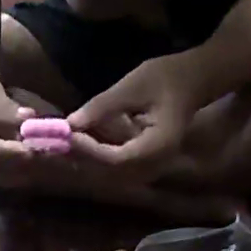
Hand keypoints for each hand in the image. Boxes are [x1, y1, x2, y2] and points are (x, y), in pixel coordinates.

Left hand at [66, 56, 200, 176]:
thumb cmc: (168, 78)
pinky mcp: (142, 162)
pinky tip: (79, 140)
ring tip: (64, 142)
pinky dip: (96, 154)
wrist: (193, 82)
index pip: (118, 159)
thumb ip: (104, 106)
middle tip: (58, 142)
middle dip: (84, 158)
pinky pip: (115, 165)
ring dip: (87, 158)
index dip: (91, 151)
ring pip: (111, 172)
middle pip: (112, 172)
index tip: (69, 134)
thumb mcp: (134, 85)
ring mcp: (149, 166)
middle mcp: (154, 165)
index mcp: (158, 147)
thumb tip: (72, 123)